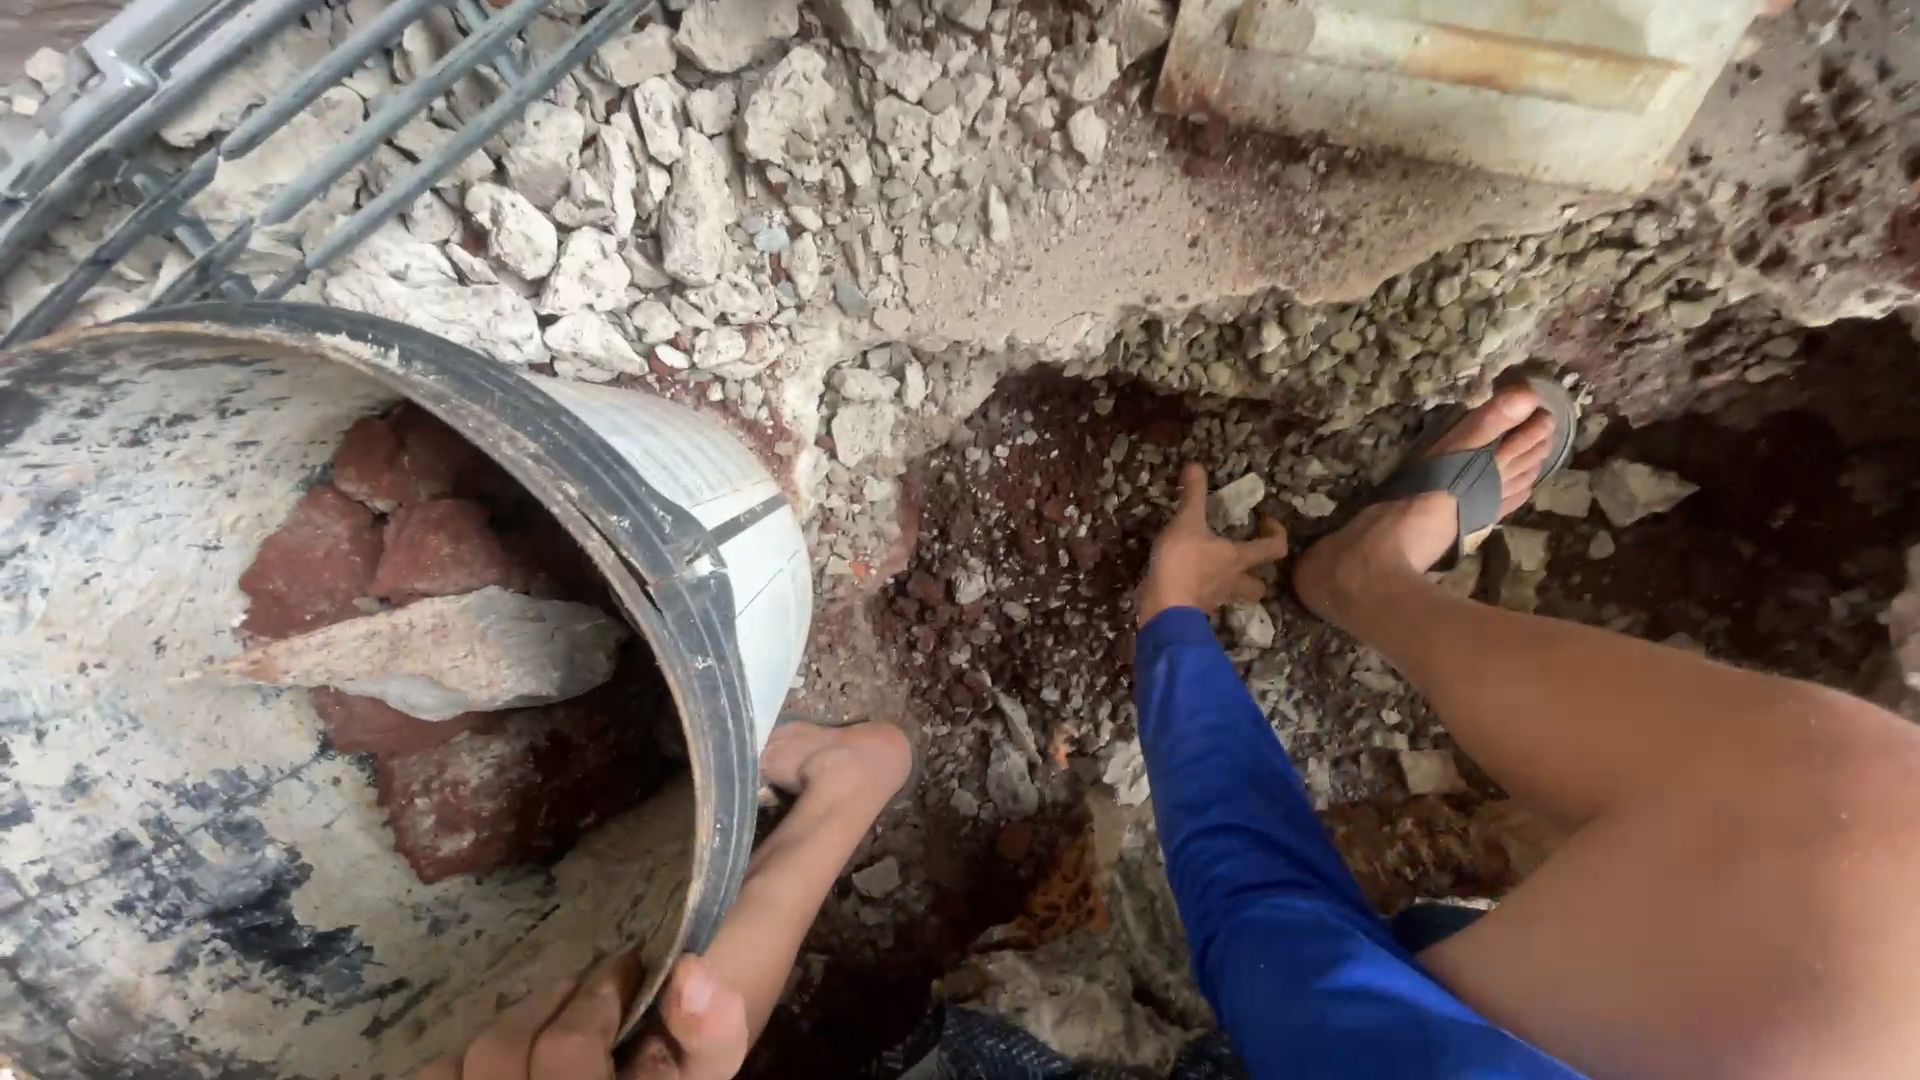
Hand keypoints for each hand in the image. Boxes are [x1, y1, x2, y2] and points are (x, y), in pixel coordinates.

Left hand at [418, 956, 747, 1079]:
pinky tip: (504, 1068)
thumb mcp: (708, 1068)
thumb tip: (685, 972)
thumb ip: (713, 1024)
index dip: (600, 994)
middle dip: (552, 1005)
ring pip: (457, 1068)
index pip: (568, 1048)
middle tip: (587, 991)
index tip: (627, 969)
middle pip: (503, 1051)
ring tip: (542, 1030)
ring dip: (503, 1036)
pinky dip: (460, 1068)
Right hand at [1137, 463, 1289, 626]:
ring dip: (1233, 587)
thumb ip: (1193, 495)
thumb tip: (1195, 464)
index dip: (1277, 533)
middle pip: (1261, 585)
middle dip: (1259, 575)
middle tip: (1245, 561)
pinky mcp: (1197, 610)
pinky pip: (1209, 603)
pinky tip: (1192, 584)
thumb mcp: (1186, 522)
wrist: (1164, 608)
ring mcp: (1217, 600)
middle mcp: (1234, 581)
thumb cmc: (1182, 563)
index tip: (1265, 521)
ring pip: (1236, 597)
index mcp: (1238, 558)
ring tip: (1218, 574)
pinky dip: (1205, 594)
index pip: (1275, 548)